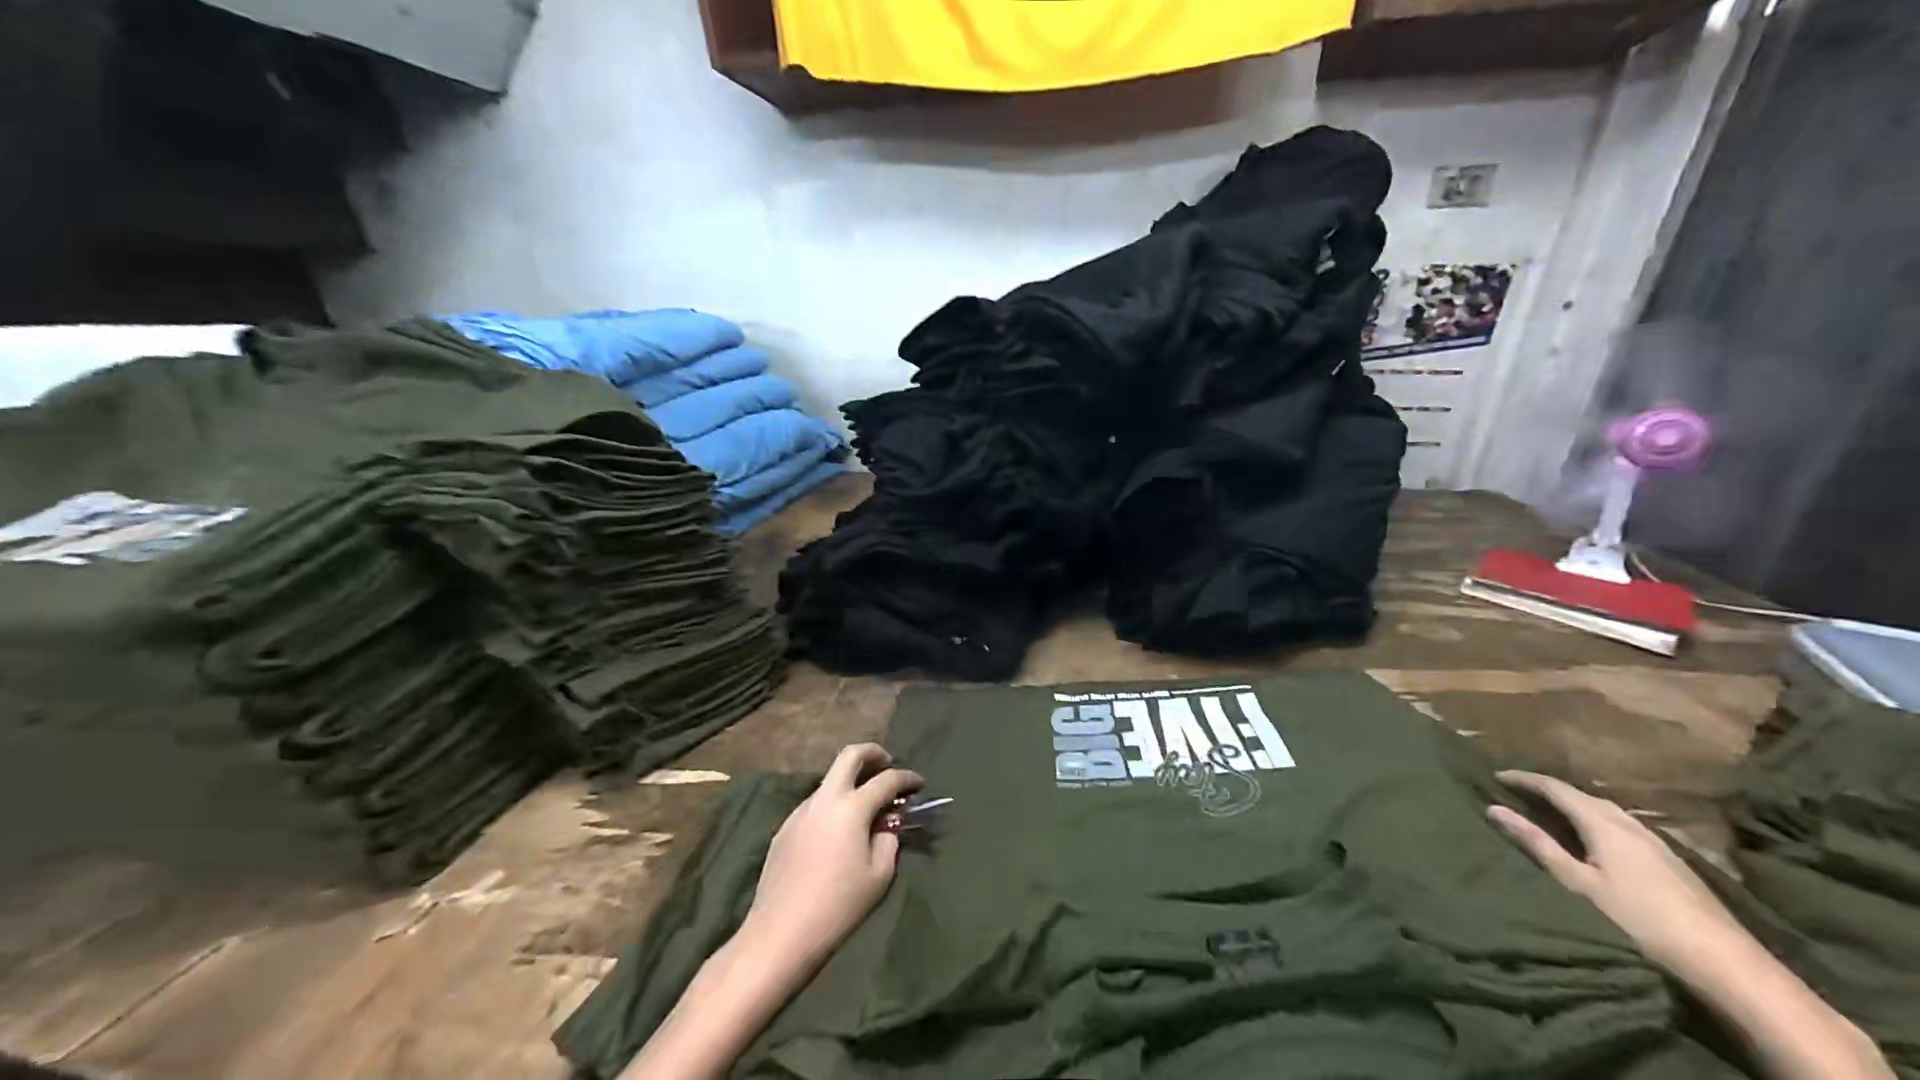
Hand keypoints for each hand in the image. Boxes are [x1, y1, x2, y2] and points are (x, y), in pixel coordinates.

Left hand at [737, 743, 923, 973]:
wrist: (781, 932)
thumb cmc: (839, 905)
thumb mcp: (879, 875)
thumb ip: (889, 839)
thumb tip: (887, 823)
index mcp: (851, 807)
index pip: (887, 780)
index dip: (907, 778)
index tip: (920, 784)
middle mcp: (824, 799)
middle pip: (849, 756)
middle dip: (872, 753)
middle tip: (887, 763)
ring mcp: (800, 811)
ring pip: (829, 780)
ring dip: (850, 781)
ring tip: (864, 803)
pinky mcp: (784, 828)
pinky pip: (815, 804)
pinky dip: (832, 804)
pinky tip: (838, 830)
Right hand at [1488, 770, 1747, 978]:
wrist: (1725, 962)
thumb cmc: (1639, 919)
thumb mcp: (1577, 883)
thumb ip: (1536, 843)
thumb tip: (1494, 808)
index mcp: (1603, 823)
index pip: (1556, 788)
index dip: (1524, 779)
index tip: (1496, 775)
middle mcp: (1630, 824)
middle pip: (1583, 795)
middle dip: (1549, 789)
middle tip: (1518, 792)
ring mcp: (1656, 842)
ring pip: (1605, 810)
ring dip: (1574, 804)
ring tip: (1550, 810)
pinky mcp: (1670, 860)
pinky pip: (1622, 825)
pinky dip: (1595, 819)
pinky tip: (1594, 836)